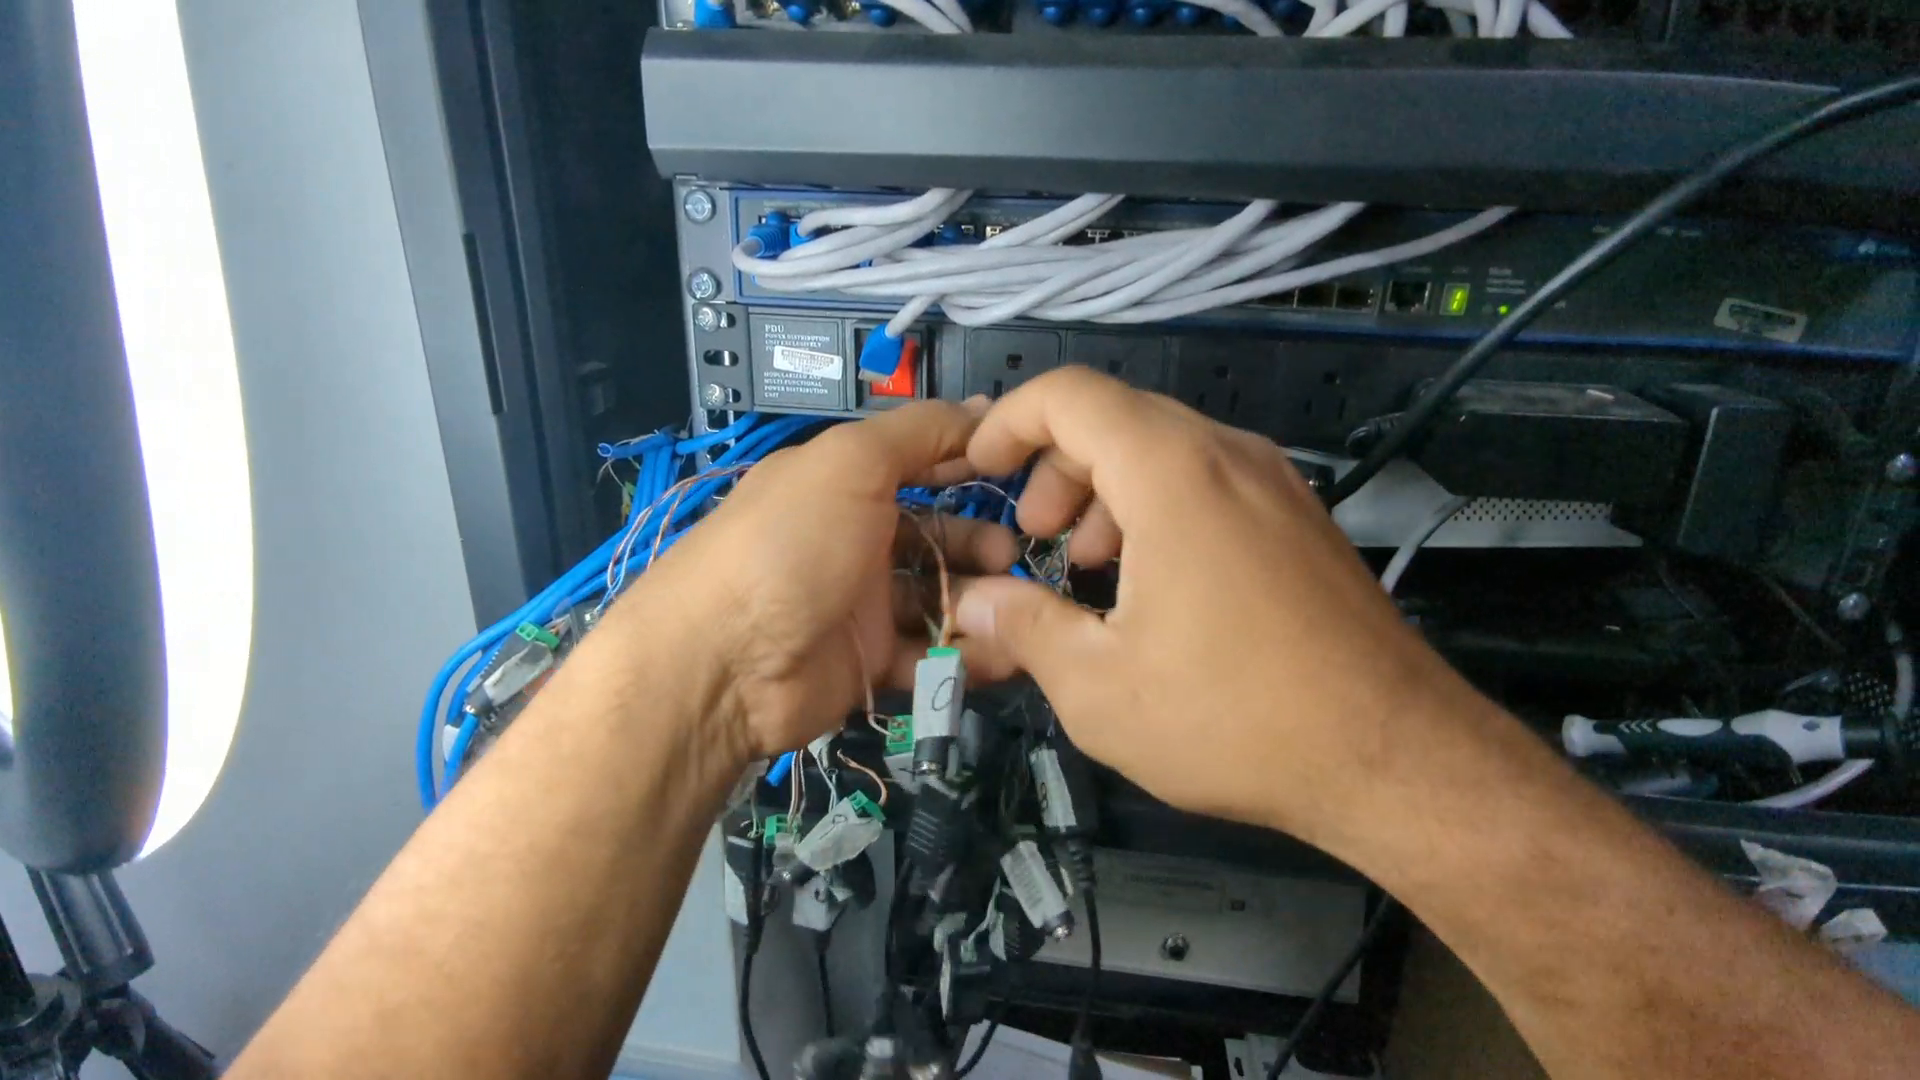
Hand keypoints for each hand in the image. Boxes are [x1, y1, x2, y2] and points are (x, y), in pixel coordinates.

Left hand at [609, 402, 1017, 767]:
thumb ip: (919, 430)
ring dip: (980, 601)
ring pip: (938, 598)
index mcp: (844, 487)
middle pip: (935, 538)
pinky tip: (998, 651)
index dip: (966, 466)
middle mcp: (853, 542)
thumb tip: (985, 404)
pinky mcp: (868, 664)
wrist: (725, 663)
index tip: (1019, 475)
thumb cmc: (792, 544)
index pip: (919, 467)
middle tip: (1011, 555)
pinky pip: (927, 654)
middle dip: (979, 543)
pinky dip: (962, 654)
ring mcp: (860, 606)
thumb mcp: (851, 462)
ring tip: (1013, 608)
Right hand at [956, 368, 1514, 853]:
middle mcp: (1230, 456)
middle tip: (1034, 537)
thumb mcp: (1099, 686)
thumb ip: (1021, 627)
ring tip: (1086, 567)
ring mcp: (1277, 484)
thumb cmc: (1234, 717)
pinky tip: (1152, 586)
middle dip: (1054, 468)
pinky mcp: (1301, 521)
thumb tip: (971, 602)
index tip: (978, 470)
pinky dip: (1157, 509)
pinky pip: (1209, 483)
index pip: (1071, 395)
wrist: (1397, 760)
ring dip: (1105, 491)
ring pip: (1164, 450)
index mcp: (1173, 473)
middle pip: (1117, 418)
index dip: (1008, 421)